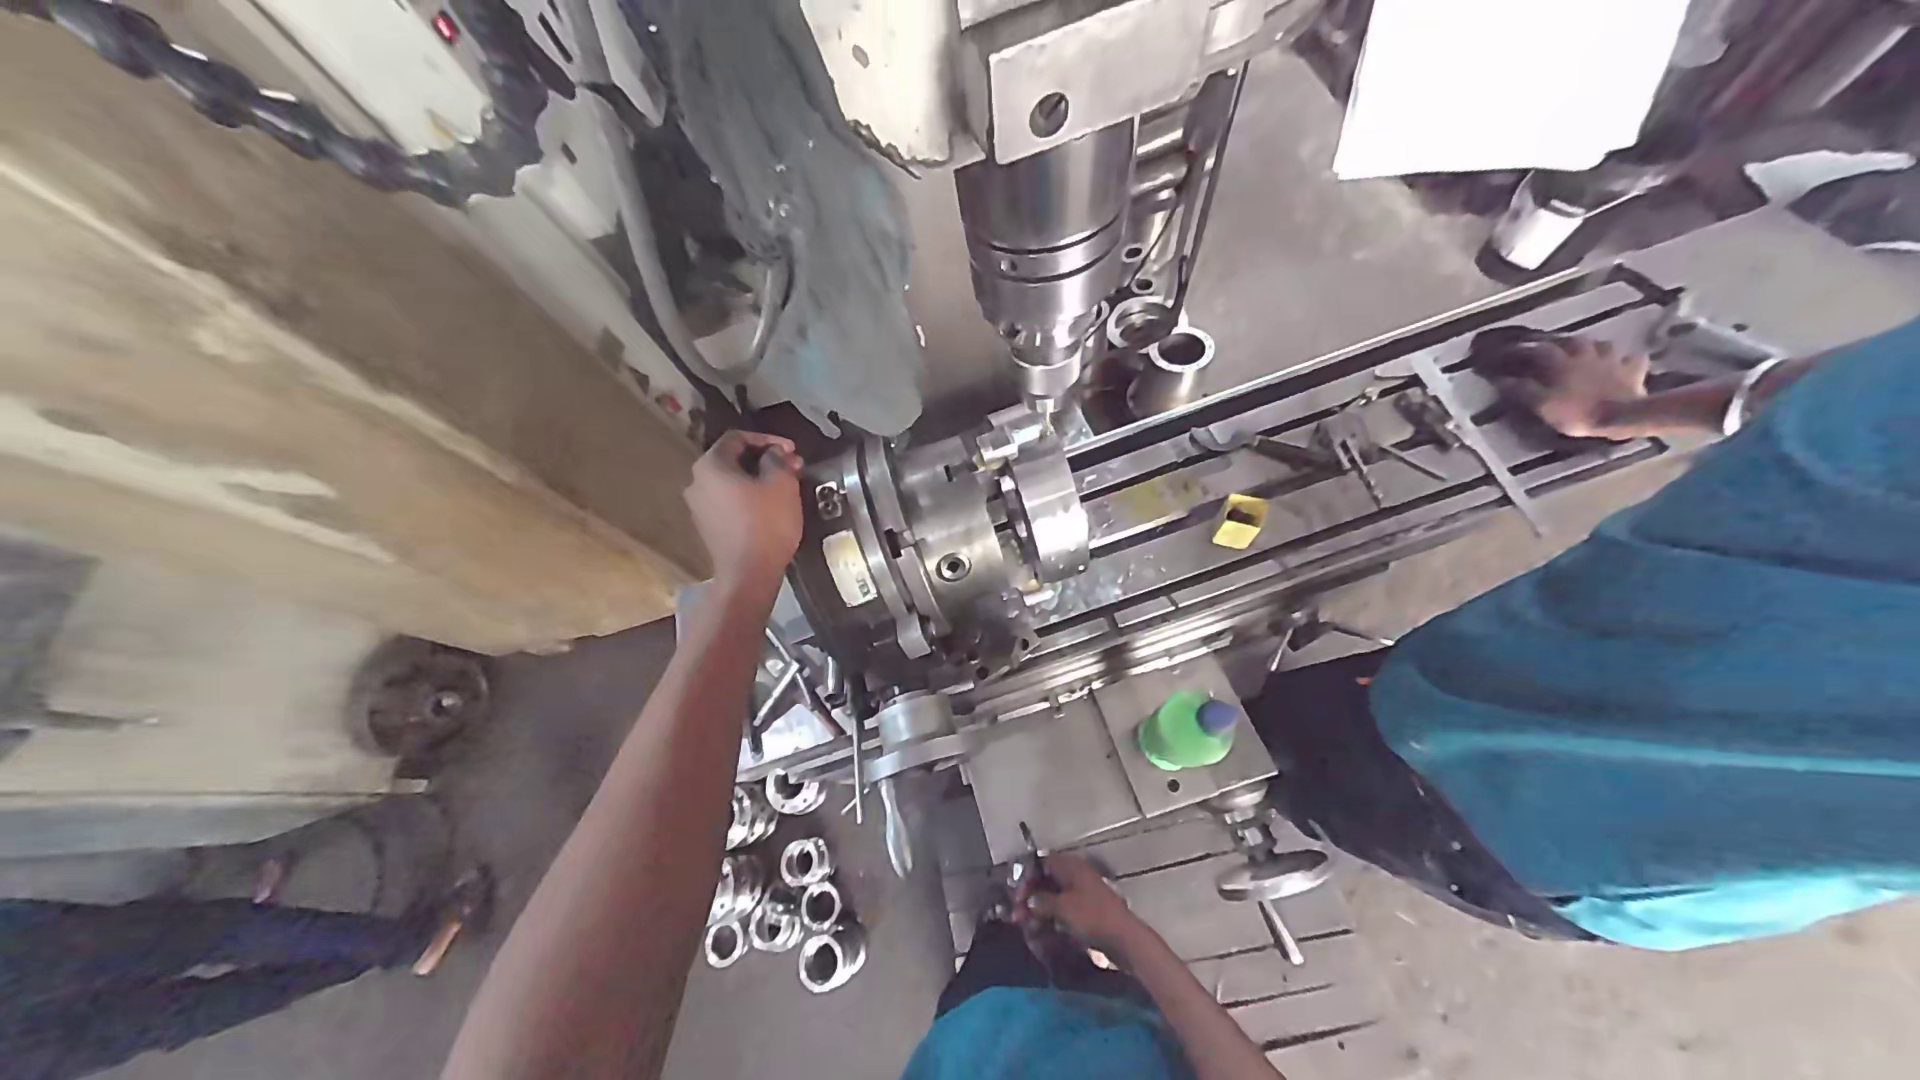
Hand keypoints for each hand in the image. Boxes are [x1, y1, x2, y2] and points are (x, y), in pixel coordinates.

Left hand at [684, 431, 803, 591]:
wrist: (748, 574)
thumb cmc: (766, 523)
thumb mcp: (781, 484)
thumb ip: (778, 460)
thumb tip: (775, 453)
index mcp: (710, 465)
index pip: (737, 438)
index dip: (768, 439)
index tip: (791, 449)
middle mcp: (697, 482)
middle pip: (733, 460)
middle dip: (765, 459)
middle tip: (792, 466)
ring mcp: (699, 507)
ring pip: (732, 482)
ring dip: (759, 478)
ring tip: (786, 485)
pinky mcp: (708, 527)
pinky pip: (729, 501)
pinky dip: (749, 497)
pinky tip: (770, 505)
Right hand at [1012, 853, 1146, 956]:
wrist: (1125, 939)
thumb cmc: (1093, 917)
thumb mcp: (1063, 908)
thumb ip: (1041, 902)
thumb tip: (1028, 901)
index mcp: (1071, 866)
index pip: (1041, 863)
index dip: (1026, 877)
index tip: (1017, 896)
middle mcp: (1076, 875)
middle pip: (1046, 881)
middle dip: (1030, 898)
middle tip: (1017, 916)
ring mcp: (1083, 893)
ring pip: (1053, 898)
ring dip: (1039, 911)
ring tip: (1028, 928)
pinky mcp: (1087, 911)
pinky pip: (1063, 911)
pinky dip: (1051, 919)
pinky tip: (1043, 934)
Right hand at [1478, 334, 1650, 439]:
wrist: (1622, 417)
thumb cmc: (1577, 411)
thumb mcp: (1541, 404)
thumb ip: (1521, 390)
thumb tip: (1501, 379)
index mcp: (1562, 364)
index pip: (1540, 350)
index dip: (1525, 349)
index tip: (1513, 351)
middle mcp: (1587, 356)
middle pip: (1574, 341)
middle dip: (1561, 342)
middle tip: (1554, 346)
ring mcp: (1613, 361)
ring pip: (1603, 345)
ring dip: (1594, 346)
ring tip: (1588, 351)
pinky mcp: (1634, 371)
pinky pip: (1632, 359)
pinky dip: (1626, 358)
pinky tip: (1622, 361)